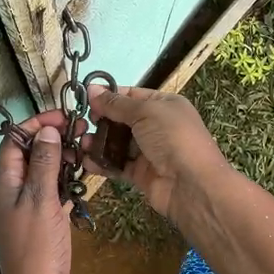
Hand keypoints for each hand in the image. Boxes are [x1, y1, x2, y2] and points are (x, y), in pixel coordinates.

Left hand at [0, 110, 75, 273]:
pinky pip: (51, 192)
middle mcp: (9, 192)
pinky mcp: (40, 221)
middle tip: (82, 132)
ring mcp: (24, 208)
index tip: (64, 116)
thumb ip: (44, 163)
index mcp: (2, 183)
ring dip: (61, 160)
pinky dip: (65, 182)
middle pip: (28, 154)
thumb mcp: (41, 199)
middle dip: (52, 140)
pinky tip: (84, 180)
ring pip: (42, 172)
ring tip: (86, 153)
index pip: (14, 140)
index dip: (36, 124)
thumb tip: (45, 130)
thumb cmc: (37, 246)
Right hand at [85, 86, 233, 222]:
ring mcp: (149, 151)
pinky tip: (86, 161)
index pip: (131, 95)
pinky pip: (118, 164)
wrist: (192, 185)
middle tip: (82, 124)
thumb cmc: (172, 138)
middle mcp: (157, 125)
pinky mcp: (141, 173)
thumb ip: (117, 103)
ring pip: (118, 143)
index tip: (85, 100)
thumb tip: (91, 88)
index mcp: (164, 104)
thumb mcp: (146, 112)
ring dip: (99, 142)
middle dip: (101, 121)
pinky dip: (102, 163)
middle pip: (122, 119)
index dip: (109, 97)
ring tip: (81, 144)